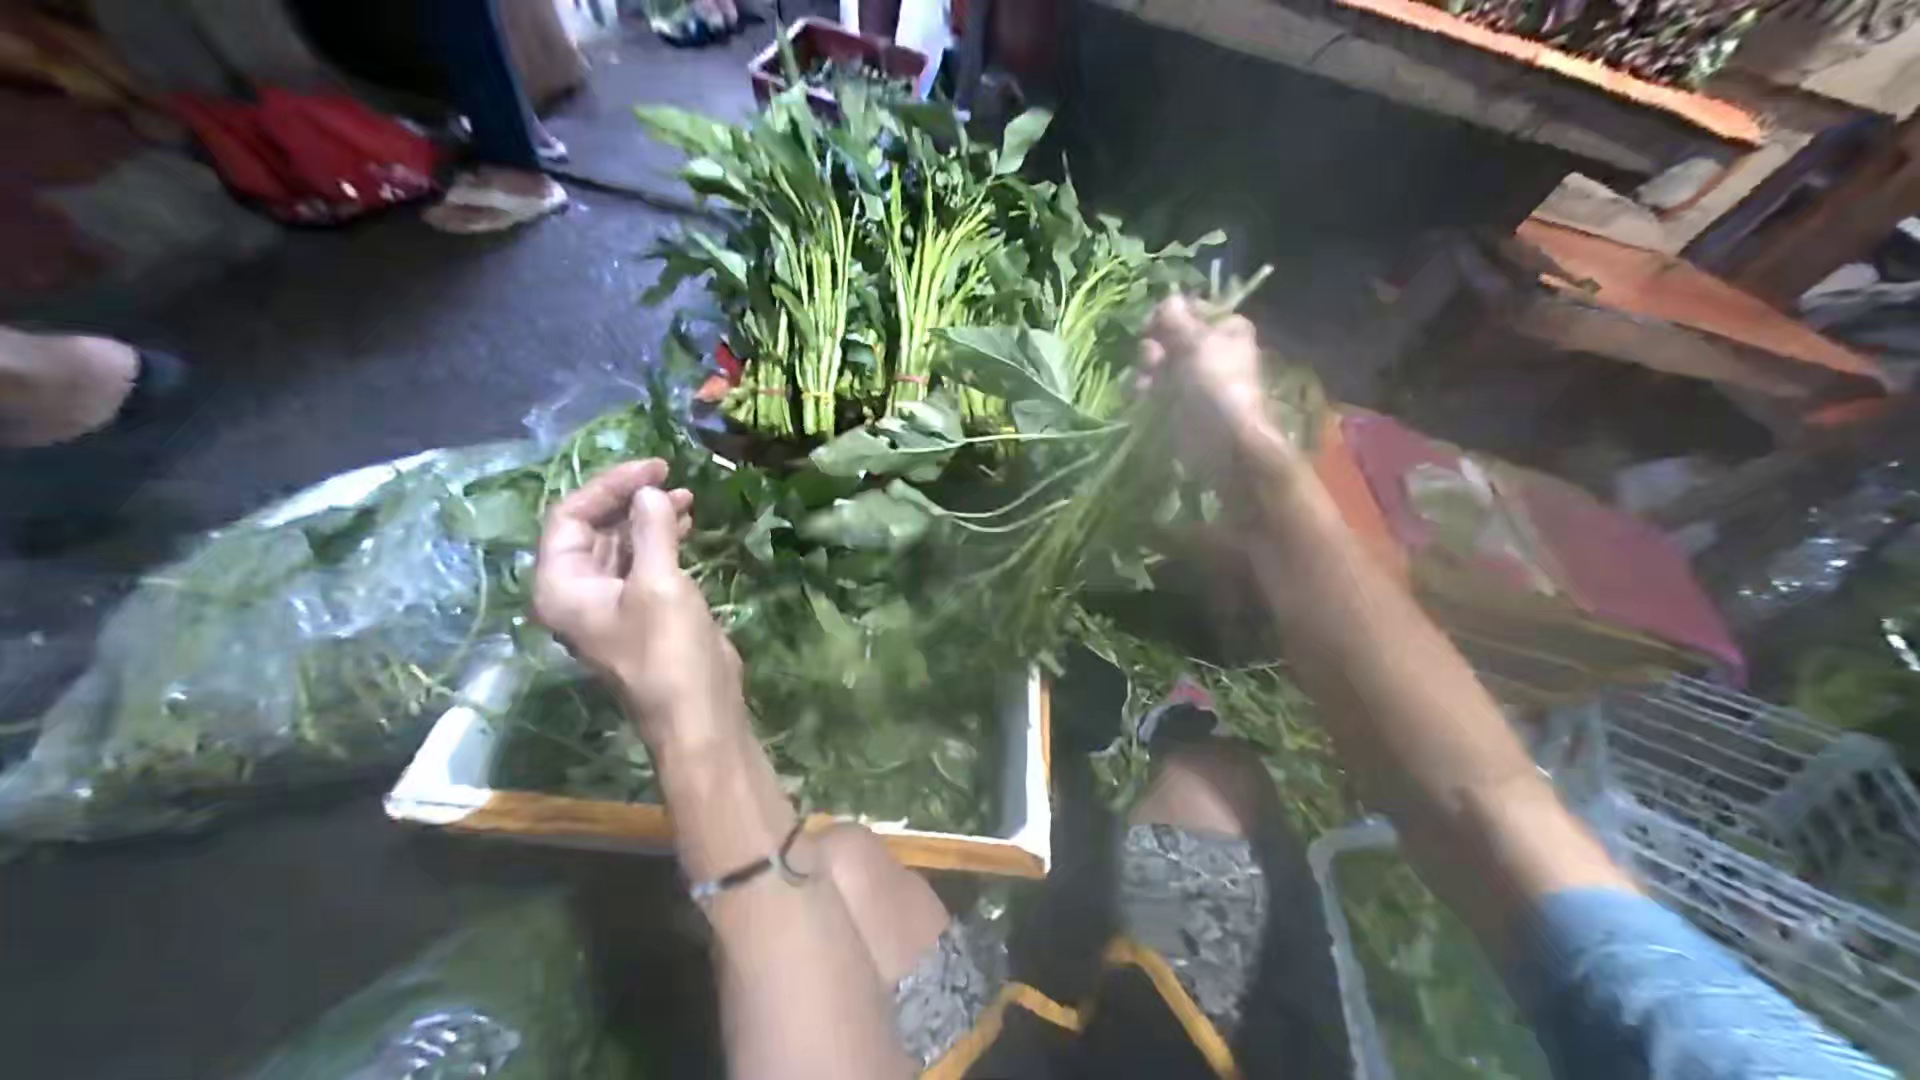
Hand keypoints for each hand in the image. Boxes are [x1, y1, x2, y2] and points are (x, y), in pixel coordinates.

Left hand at [532, 459, 747, 750]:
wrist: (698, 709)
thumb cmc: (668, 648)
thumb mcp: (659, 583)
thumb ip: (650, 530)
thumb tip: (650, 492)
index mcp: (562, 585)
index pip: (571, 517)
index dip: (610, 486)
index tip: (654, 468)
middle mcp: (578, 591)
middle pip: (594, 528)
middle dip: (630, 498)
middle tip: (670, 475)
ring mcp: (611, 601)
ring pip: (621, 544)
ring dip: (649, 516)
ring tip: (685, 496)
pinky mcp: (643, 609)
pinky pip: (644, 562)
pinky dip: (662, 539)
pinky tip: (685, 523)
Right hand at [1137, 294, 1305, 489]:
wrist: (1221, 440)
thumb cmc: (1216, 384)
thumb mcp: (1196, 342)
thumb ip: (1176, 319)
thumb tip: (1167, 299)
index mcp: (1224, 328)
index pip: (1188, 310)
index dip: (1166, 316)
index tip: (1151, 326)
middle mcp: (1208, 349)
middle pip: (1168, 336)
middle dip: (1154, 346)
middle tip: (1154, 360)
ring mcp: (1192, 377)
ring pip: (1157, 362)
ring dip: (1146, 369)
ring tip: (1146, 383)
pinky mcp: (1177, 402)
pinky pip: (1153, 386)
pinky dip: (1144, 389)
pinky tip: (1140, 395)